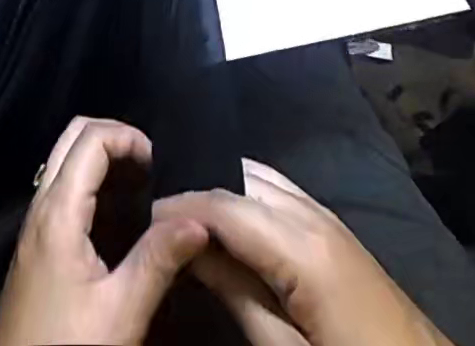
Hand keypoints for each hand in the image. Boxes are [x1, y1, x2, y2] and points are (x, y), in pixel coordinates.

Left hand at [0, 117, 209, 345]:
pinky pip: (61, 187)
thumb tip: (200, 221)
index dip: (128, 137)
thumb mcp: (121, 312)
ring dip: (100, 155)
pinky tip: (115, 213)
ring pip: (63, 160)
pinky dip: (89, 178)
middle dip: (114, 136)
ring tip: (137, 184)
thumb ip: (159, 259)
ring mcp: (33, 229)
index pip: (91, 139)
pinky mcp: (35, 248)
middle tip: (147, 165)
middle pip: (72, 137)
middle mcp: (39, 210)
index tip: (156, 165)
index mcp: (58, 214)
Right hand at [156, 159, 452, 345]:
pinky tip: (228, 218)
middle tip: (155, 217)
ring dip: (222, 188)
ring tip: (183, 214)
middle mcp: (314, 213)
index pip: (227, 205)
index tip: (141, 219)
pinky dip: (246, 195)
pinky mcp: (333, 226)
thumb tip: (191, 251)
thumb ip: (238, 295)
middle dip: (198, 190)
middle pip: (243, 180)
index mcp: (303, 245)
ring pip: (261, 179)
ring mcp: (327, 215)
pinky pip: (280, 193)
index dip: (180, 207)